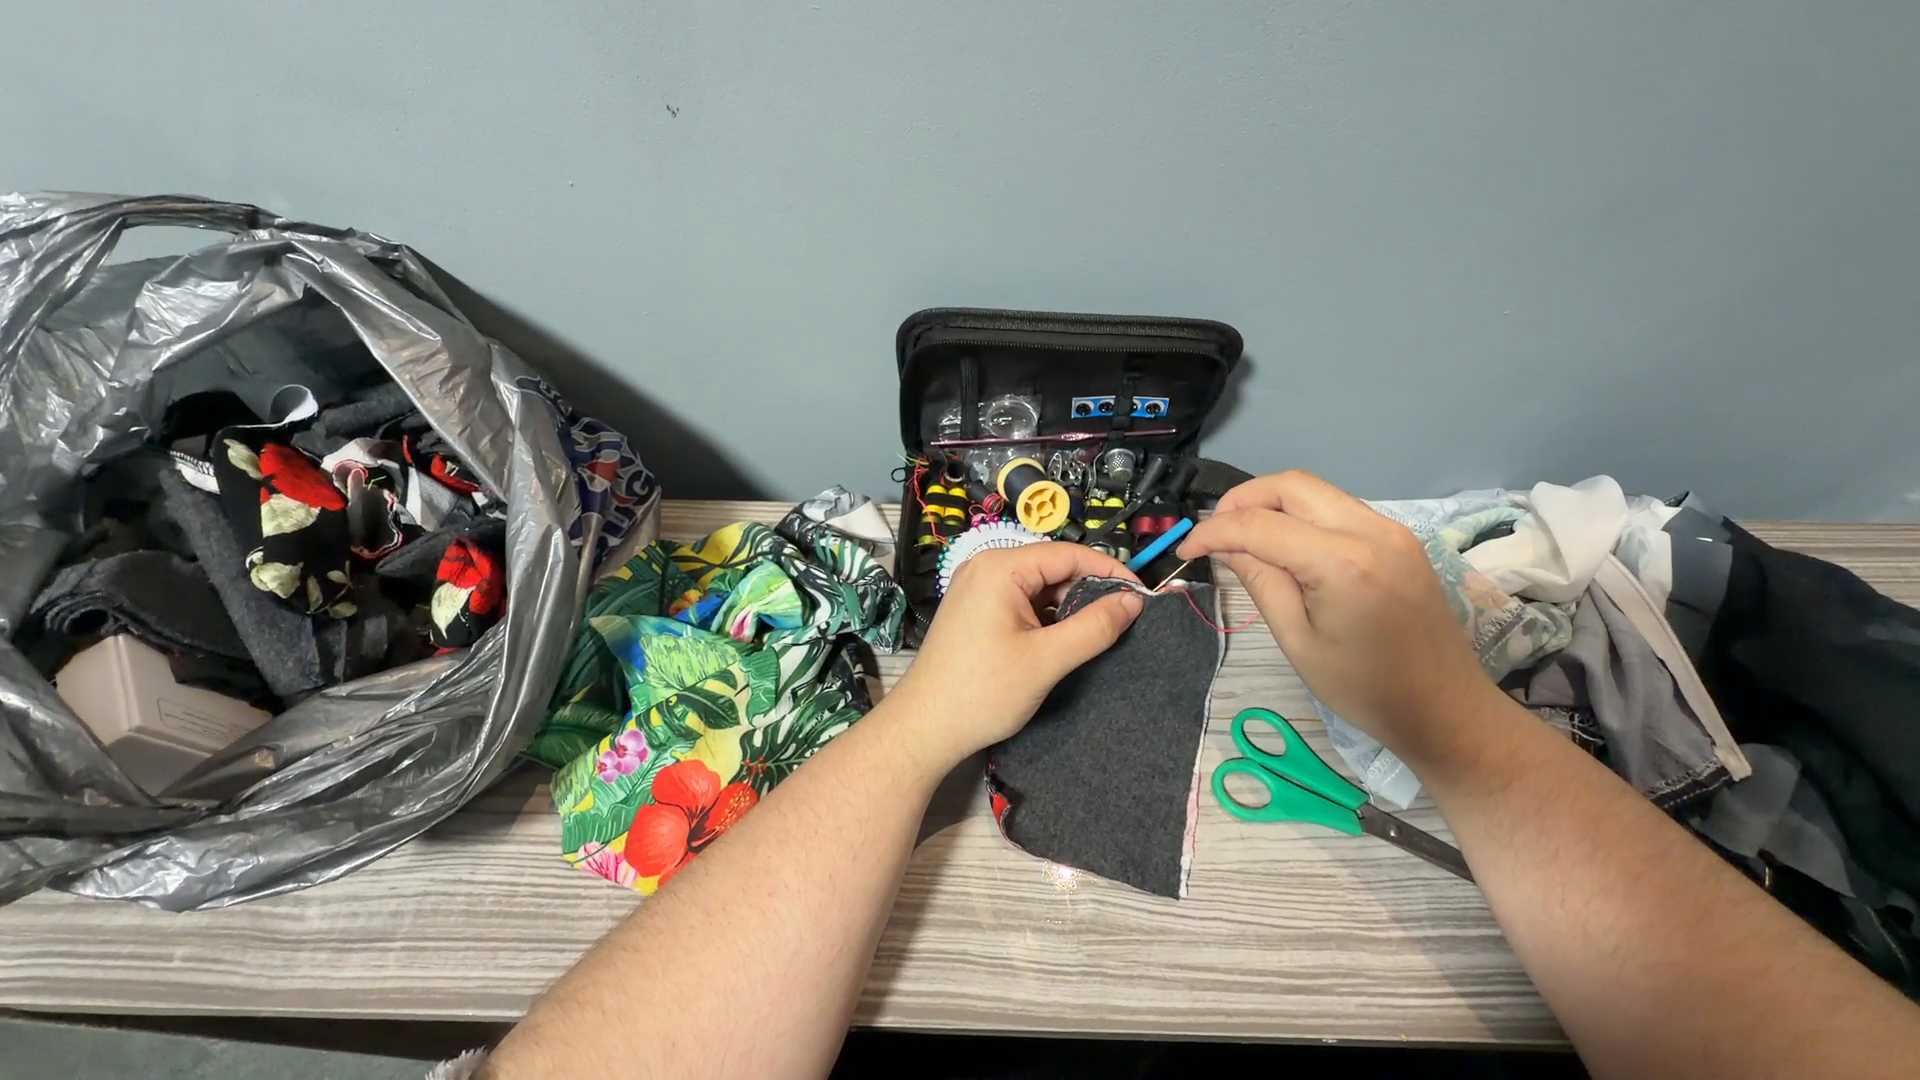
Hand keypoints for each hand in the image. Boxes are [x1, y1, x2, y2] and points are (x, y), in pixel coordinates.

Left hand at [889, 543, 1143, 763]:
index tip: (1142, 596)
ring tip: (1096, 636)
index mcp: (1000, 567)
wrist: (924, 727)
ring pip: (1039, 587)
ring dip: (1068, 607)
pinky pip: (1022, 602)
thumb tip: (1134, 601)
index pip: (1069, 554)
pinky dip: (1046, 618)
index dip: (1110, 571)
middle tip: (1123, 622)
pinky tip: (1063, 641)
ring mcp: (977, 589)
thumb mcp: (1047, 659)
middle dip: (1089, 591)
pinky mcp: (975, 610)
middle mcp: (986, 567)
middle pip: (1053, 568)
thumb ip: (1095, 627)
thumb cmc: (982, 691)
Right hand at [1176, 470, 1498, 755]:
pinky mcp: (1399, 538)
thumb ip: (1260, 582)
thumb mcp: (1297, 641)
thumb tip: (1225, 546)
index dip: (1214, 531)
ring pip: (1316, 491)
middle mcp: (1371, 531)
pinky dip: (1301, 515)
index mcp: (1342, 563)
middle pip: (1291, 485)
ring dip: (1272, 504)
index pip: (1260, 525)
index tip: (1185, 548)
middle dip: (1242, 500)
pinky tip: (1283, 545)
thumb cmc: (1364, 689)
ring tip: (1242, 538)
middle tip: (1214, 532)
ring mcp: (1391, 530)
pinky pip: (1337, 508)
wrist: (1444, 708)